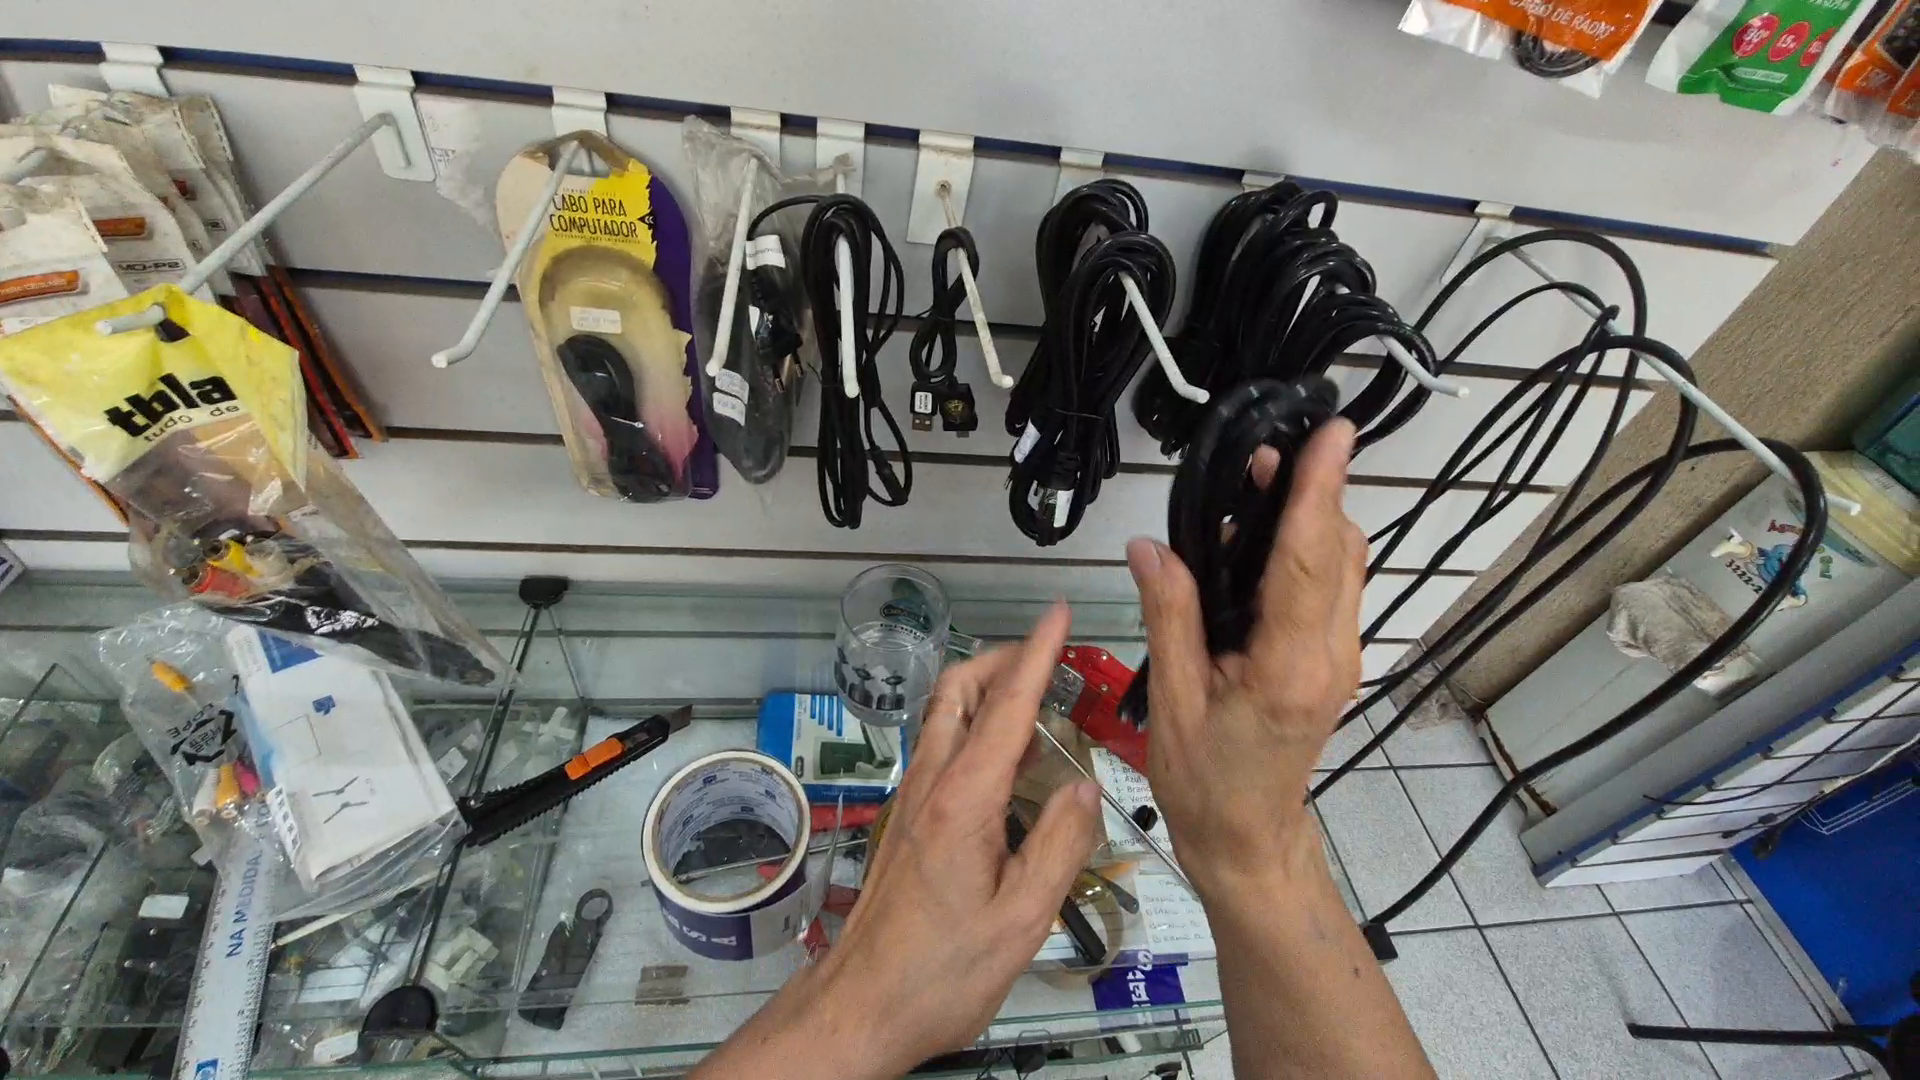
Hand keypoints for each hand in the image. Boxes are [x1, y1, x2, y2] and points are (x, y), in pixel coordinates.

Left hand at [691, 606, 1100, 1079]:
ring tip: (1037, 700)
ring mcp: (914, 795)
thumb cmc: (942, 970)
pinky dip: (977, 726)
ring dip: (987, 689)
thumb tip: (1085, 786)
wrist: (865, 1002)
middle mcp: (932, 782)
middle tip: (1048, 656)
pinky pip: (943, 746)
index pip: (1007, 705)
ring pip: (945, 713)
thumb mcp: (1023, 917)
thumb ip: (1059, 844)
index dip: (1037, 653)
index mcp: (964, 799)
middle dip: (1003, 658)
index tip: (1058, 615)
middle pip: (959, 689)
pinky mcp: (909, 815)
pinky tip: (1008, 759)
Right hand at [1127, 418, 1365, 898]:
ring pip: (1339, 568)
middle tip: (1259, 459)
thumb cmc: (1204, 782)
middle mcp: (1331, 655)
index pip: (1308, 562)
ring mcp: (1338, 658)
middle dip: (1311, 495)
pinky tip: (1249, 551)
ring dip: (1306, 521)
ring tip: (1251, 493)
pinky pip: (1327, 590)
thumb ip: (1169, 616)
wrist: (1248, 839)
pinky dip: (1300, 552)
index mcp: (1289, 667)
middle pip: (1337, 553)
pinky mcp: (1330, 661)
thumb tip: (1149, 547)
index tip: (1332, 437)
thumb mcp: (1175, 699)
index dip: (1318, 494)